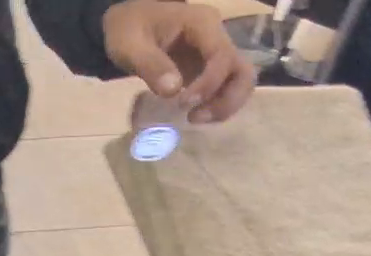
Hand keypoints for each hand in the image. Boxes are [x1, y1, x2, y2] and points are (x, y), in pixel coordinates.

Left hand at [101, 0, 256, 123]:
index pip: (221, 56)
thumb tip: (173, 91)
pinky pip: (224, 89)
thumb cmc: (128, 29)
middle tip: (195, 117)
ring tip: (195, 119)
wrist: (128, 22)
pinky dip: (216, 105)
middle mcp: (216, 37)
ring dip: (225, 105)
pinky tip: (193, 116)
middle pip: (242, 69)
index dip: (209, 84)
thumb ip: (151, 65)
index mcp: (202, 24)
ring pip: (239, 80)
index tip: (183, 104)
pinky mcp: (206, 70)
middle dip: (227, 99)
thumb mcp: (129, 44)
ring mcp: (213, 54)